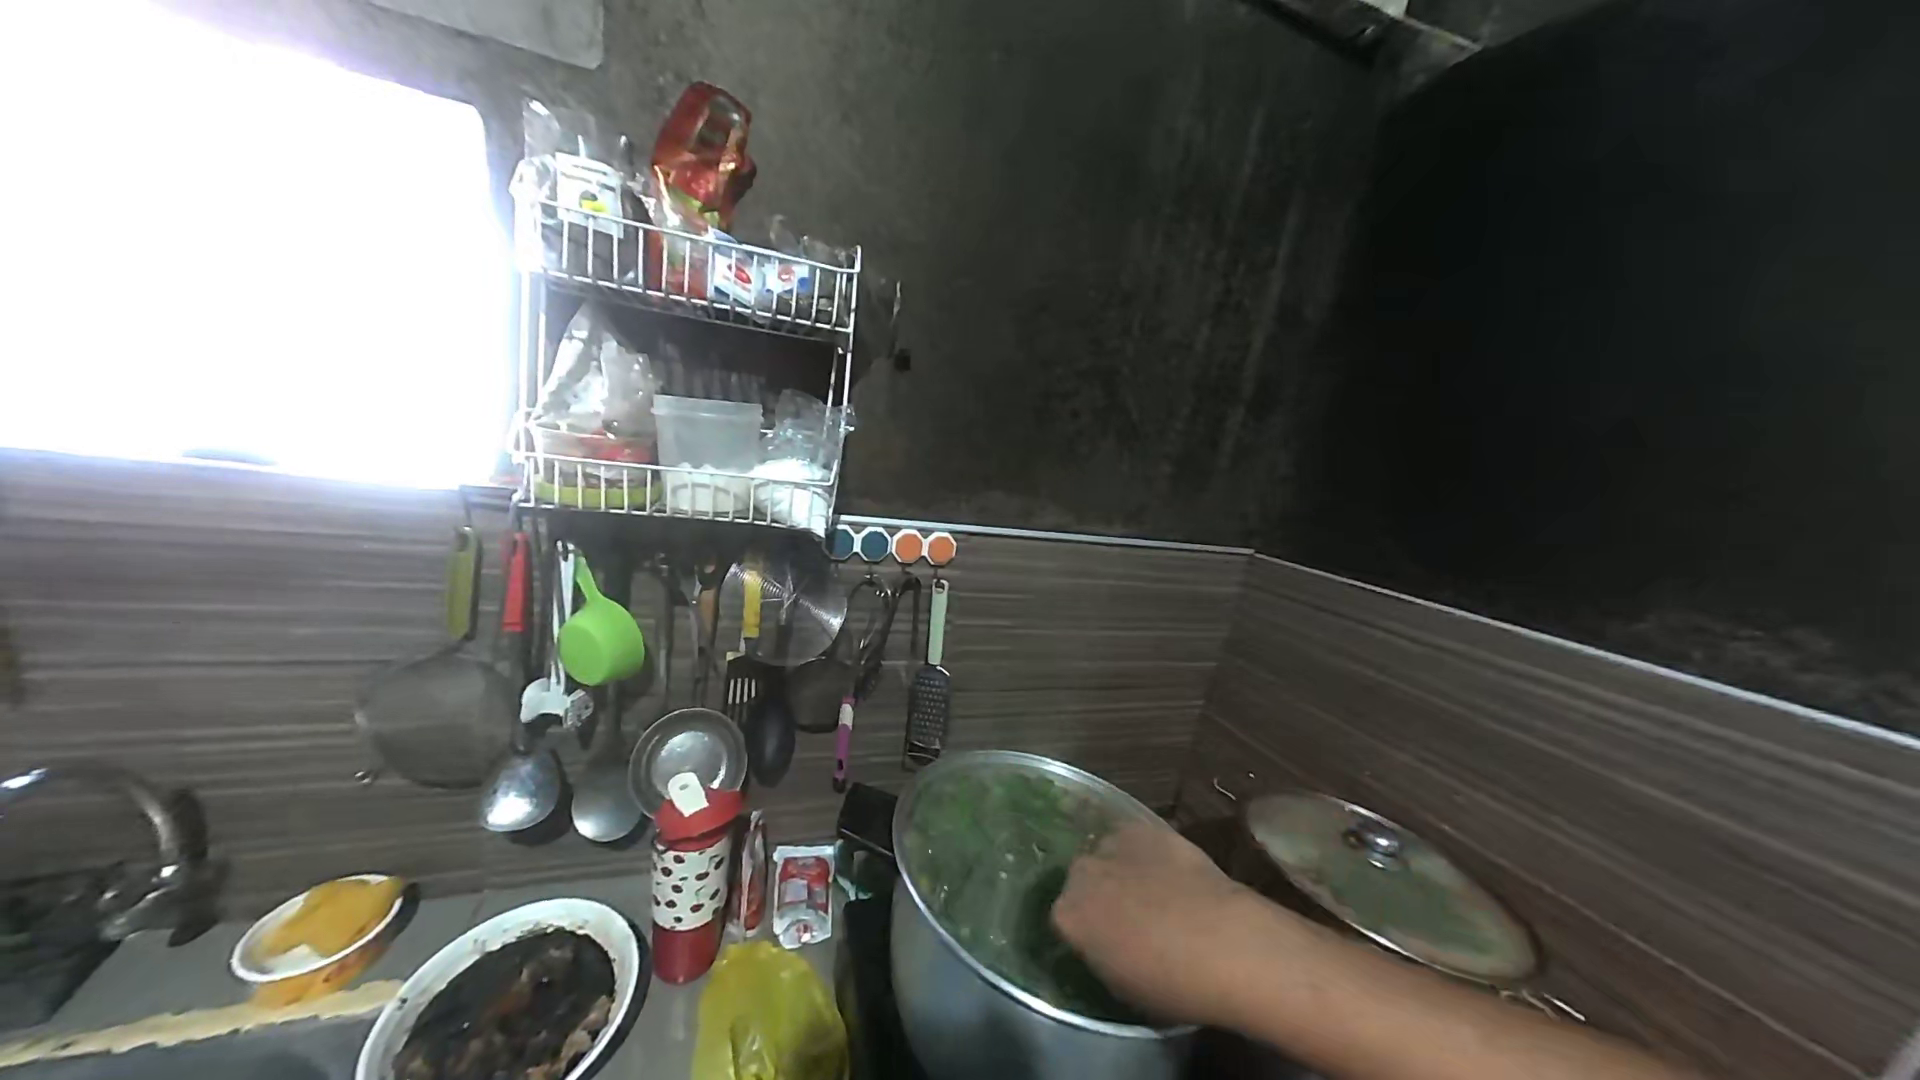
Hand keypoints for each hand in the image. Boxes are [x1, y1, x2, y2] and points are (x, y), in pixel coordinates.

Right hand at [1051, 822, 1276, 1026]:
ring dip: (1121, 867)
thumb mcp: (1122, 985)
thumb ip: (1100, 954)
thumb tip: (1105, 942)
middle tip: (1128, 914)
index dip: (1086, 929)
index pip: (1065, 918)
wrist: (1223, 942)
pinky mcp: (1143, 826)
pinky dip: (1147, 850)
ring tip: (1153, 888)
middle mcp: (1079, 873)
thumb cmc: (1172, 983)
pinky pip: (1135, 838)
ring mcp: (1110, 844)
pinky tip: (1170, 868)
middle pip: (1081, 878)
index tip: (1105, 940)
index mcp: (1067, 916)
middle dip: (1099, 892)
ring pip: (1107, 853)